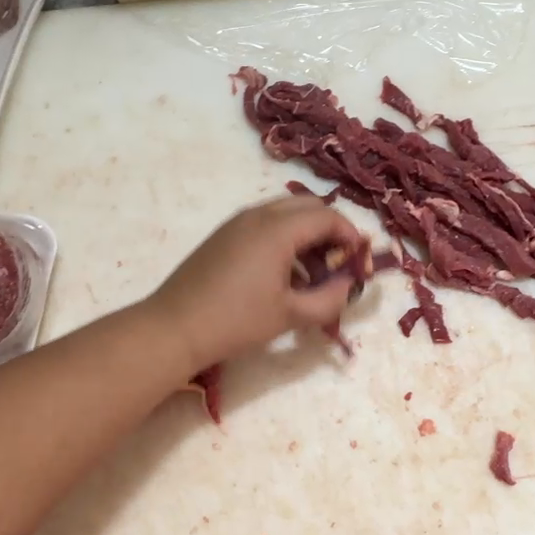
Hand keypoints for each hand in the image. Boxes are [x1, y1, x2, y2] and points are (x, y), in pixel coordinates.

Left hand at [146, 195, 362, 371]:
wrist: (174, 327)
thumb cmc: (236, 321)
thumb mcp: (291, 315)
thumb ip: (330, 299)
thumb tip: (349, 285)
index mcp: (277, 229)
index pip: (329, 217)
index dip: (351, 239)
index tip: (360, 267)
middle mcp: (257, 214)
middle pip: (308, 207)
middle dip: (331, 232)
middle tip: (339, 267)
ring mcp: (236, 223)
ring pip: (286, 214)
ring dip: (308, 236)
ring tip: (313, 277)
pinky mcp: (223, 236)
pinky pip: (265, 225)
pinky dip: (285, 241)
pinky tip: (284, 278)